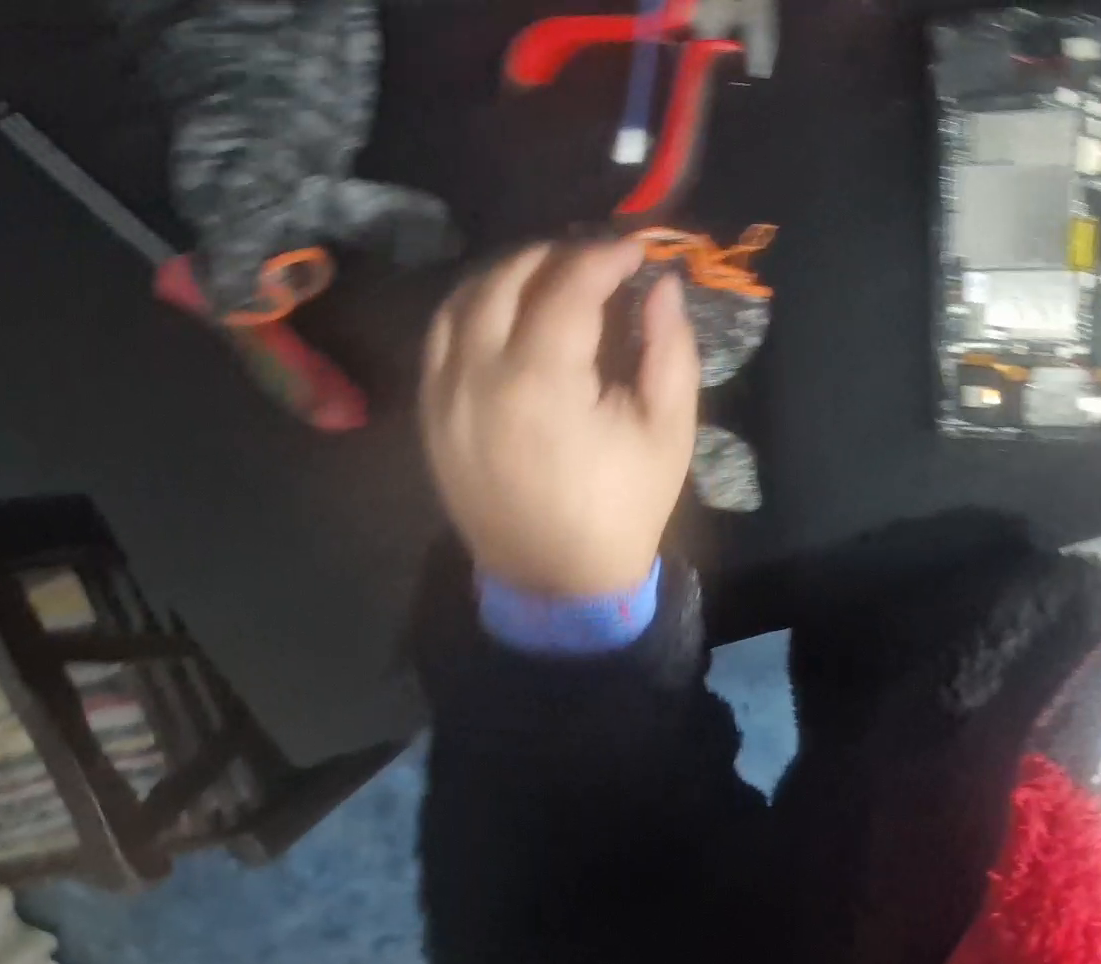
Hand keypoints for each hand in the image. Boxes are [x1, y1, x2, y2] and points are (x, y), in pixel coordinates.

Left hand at [420, 239, 698, 595]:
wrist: (559, 578)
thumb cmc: (624, 506)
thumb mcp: (668, 432)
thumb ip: (669, 350)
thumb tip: (663, 287)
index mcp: (542, 382)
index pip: (567, 287)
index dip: (604, 257)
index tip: (636, 248)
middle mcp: (478, 375)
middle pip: (504, 280)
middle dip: (554, 255)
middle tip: (596, 259)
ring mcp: (443, 394)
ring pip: (461, 301)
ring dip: (508, 275)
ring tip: (551, 277)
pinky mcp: (431, 414)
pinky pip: (440, 337)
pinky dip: (474, 309)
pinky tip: (507, 314)